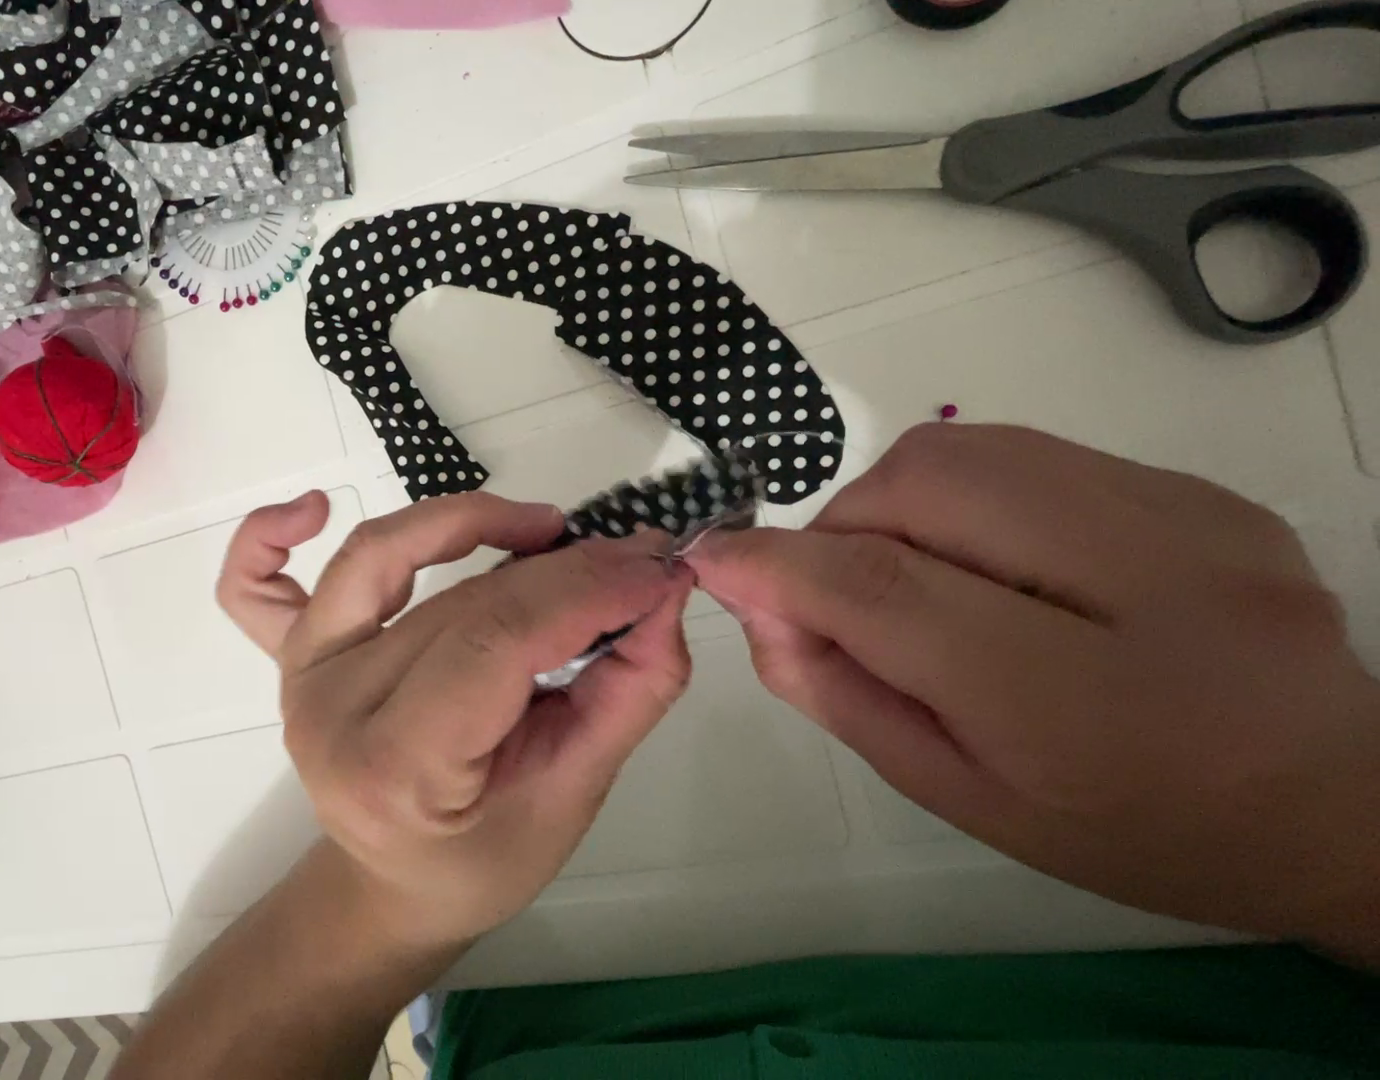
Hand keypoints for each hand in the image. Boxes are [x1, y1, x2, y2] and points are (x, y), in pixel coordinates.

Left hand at [218, 491, 694, 949]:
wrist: (394, 882)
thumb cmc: (481, 860)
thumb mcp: (573, 796)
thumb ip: (627, 693)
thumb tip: (662, 596)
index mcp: (395, 767)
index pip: (493, 643)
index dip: (582, 592)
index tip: (656, 567)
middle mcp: (330, 709)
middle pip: (456, 602)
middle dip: (560, 567)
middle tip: (634, 556)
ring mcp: (301, 675)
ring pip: (378, 561)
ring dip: (460, 521)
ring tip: (540, 526)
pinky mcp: (289, 658)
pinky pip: (255, 588)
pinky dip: (267, 537)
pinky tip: (313, 506)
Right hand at [688, 424, 1379, 964]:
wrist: (1333, 806)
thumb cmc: (1124, 828)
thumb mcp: (956, 791)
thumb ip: (838, 691)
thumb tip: (754, 603)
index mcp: (1083, 701)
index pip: (885, 592)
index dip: (776, 565)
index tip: (711, 558)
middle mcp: (1154, 583)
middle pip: (924, 486)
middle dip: (839, 525)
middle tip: (837, 588)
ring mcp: (1190, 518)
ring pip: (963, 449)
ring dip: (892, 502)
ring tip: (913, 571)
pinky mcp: (1198, 487)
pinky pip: (1021, 453)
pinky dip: (957, 496)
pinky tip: (990, 558)